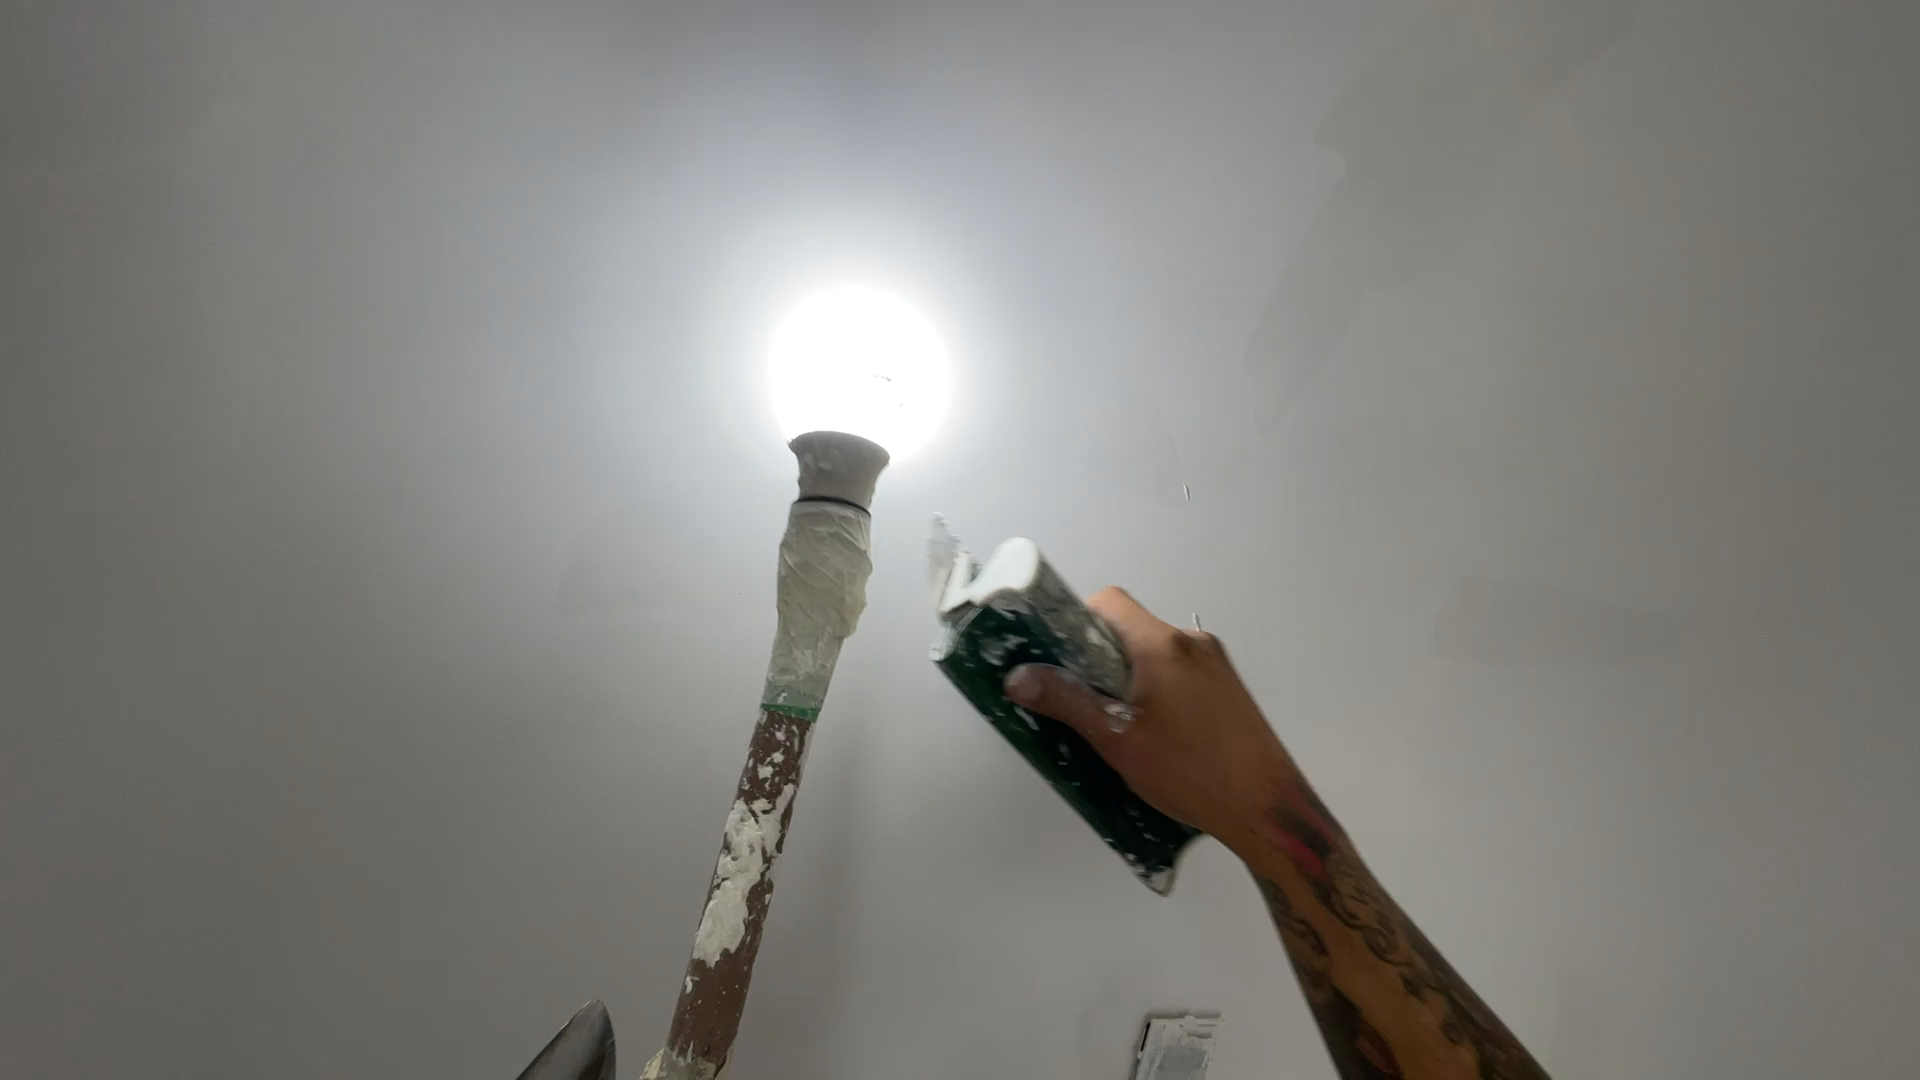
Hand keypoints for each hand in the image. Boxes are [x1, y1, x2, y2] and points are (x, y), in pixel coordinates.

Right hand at [1004, 587, 1296, 851]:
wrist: (1270, 810)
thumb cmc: (1189, 772)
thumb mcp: (1118, 741)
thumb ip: (1067, 702)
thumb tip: (1017, 676)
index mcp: (1161, 645)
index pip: (1109, 601)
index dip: (1076, 619)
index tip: (1060, 656)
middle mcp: (1191, 641)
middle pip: (1130, 626)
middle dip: (1098, 654)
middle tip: (1082, 696)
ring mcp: (1215, 662)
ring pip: (1153, 649)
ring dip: (1127, 673)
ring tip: (1117, 720)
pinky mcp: (1227, 685)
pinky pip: (1177, 668)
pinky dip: (1155, 684)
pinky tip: (1154, 729)